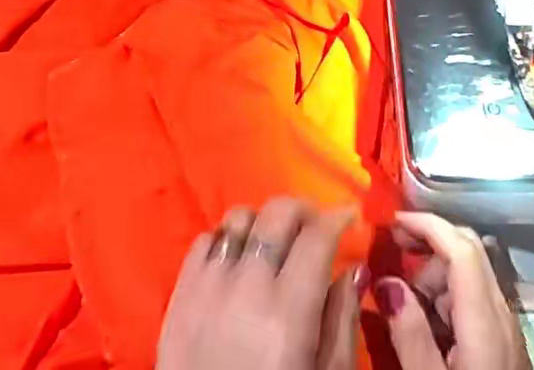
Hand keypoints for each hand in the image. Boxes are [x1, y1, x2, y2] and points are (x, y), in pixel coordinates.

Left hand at [156, 198, 362, 369]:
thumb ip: (340, 324)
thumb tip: (352, 271)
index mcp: (289, 309)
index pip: (316, 237)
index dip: (338, 218)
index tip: (350, 216)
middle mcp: (247, 282)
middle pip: (275, 213)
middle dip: (303, 209)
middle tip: (317, 223)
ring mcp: (209, 279)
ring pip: (238, 217)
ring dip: (263, 221)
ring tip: (276, 240)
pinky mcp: (182, 286)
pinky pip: (206, 238)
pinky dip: (227, 237)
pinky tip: (238, 258)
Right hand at [372, 213, 527, 369]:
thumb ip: (408, 332)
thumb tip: (387, 282)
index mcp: (486, 325)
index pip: (462, 249)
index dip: (426, 225)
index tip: (389, 223)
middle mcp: (504, 320)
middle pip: (470, 253)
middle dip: (428, 243)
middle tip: (391, 253)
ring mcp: (508, 335)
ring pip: (470, 276)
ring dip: (433, 275)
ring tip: (404, 307)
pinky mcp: (505, 350)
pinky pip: (473, 303)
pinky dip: (445, 299)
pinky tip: (425, 328)